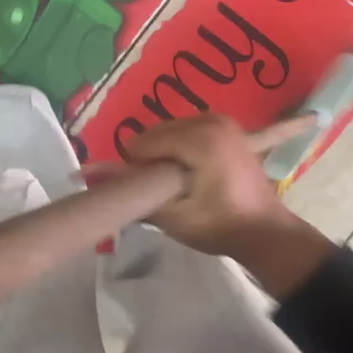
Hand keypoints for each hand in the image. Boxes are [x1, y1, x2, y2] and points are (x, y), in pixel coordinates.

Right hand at [123, 115, 333, 298]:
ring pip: (170, 130)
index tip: (154, 194)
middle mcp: (211, 119)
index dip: (139, 170)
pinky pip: (187, 130)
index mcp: (200, 137)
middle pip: (156, 133)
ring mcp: (221, 120)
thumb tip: (86, 175)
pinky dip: (181, 147)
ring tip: (180, 184)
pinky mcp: (227, 127)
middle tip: (166, 192)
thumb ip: (130, 191)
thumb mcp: (172, 215)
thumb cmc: (220, 226)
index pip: (144, 143)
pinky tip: (190, 171)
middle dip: (153, 160)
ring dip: (166, 154)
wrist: (266, 233)